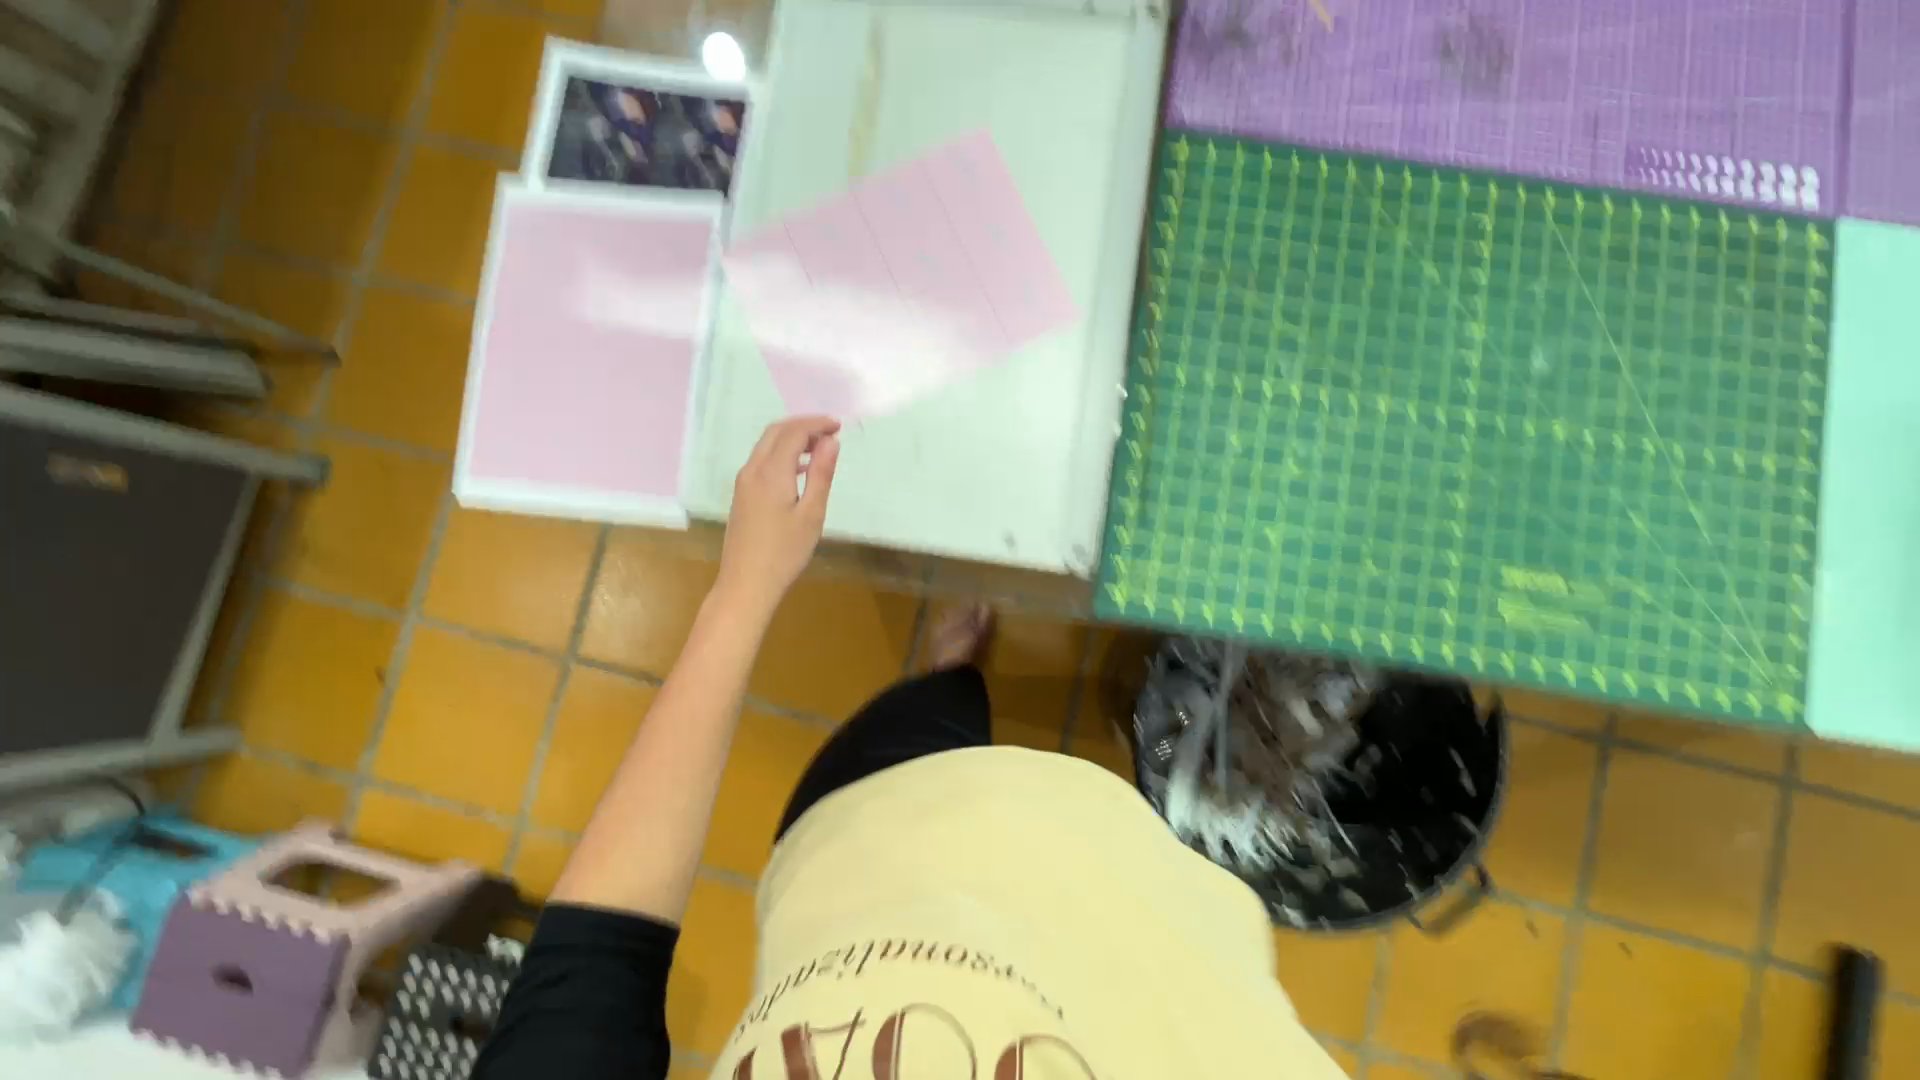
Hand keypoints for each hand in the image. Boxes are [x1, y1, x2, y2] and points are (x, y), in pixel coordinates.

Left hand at [715, 416, 841, 618]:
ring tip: (819, 448)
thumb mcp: (812, 514)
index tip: (838, 426)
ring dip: (791, 438)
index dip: (816, 424)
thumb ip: (821, 474)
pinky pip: (761, 460)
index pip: (793, 432)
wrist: (746, 583)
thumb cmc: (785, 552)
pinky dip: (782, 453)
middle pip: (775, 432)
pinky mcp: (741, 495)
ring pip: (766, 445)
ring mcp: (743, 482)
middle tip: (830, 431)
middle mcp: (752, 470)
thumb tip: (831, 442)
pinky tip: (799, 469)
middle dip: (803, 425)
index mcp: (771, 472)